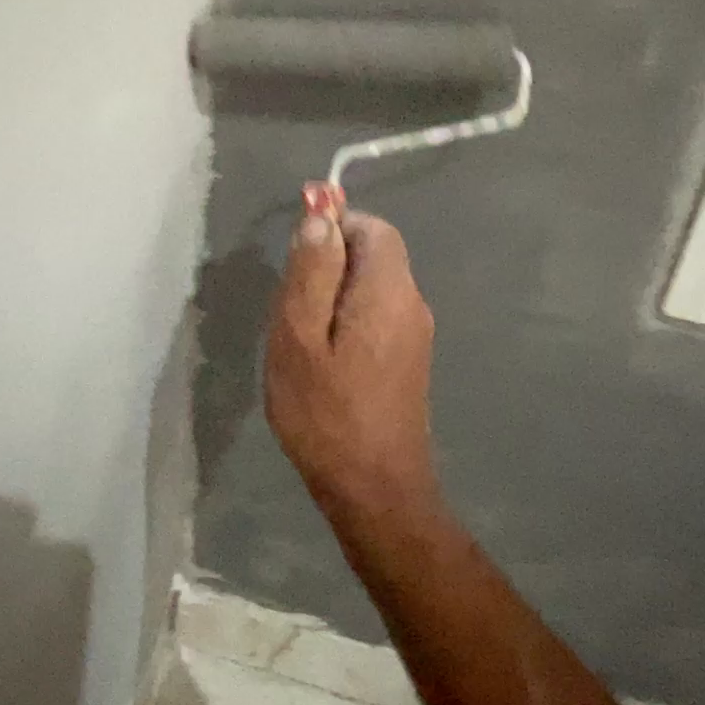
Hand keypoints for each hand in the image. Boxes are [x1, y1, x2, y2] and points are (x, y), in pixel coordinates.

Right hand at [264, 190, 437, 506]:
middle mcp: (411, 303)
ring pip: (370, 285)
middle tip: (290, 309)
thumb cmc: (326, 412)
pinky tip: (321, 359)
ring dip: (332, 294)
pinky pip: (374, 314)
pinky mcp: (408, 359)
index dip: (334, 226)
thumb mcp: (299, 336)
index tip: (296, 260)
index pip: (372, 226)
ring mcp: (414, 334)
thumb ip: (310, 270)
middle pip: (373, 252)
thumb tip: (320, 214)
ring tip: (299, 338)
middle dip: (327, 264)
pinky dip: (344, 319)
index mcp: (388, 290)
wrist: (374, 489)